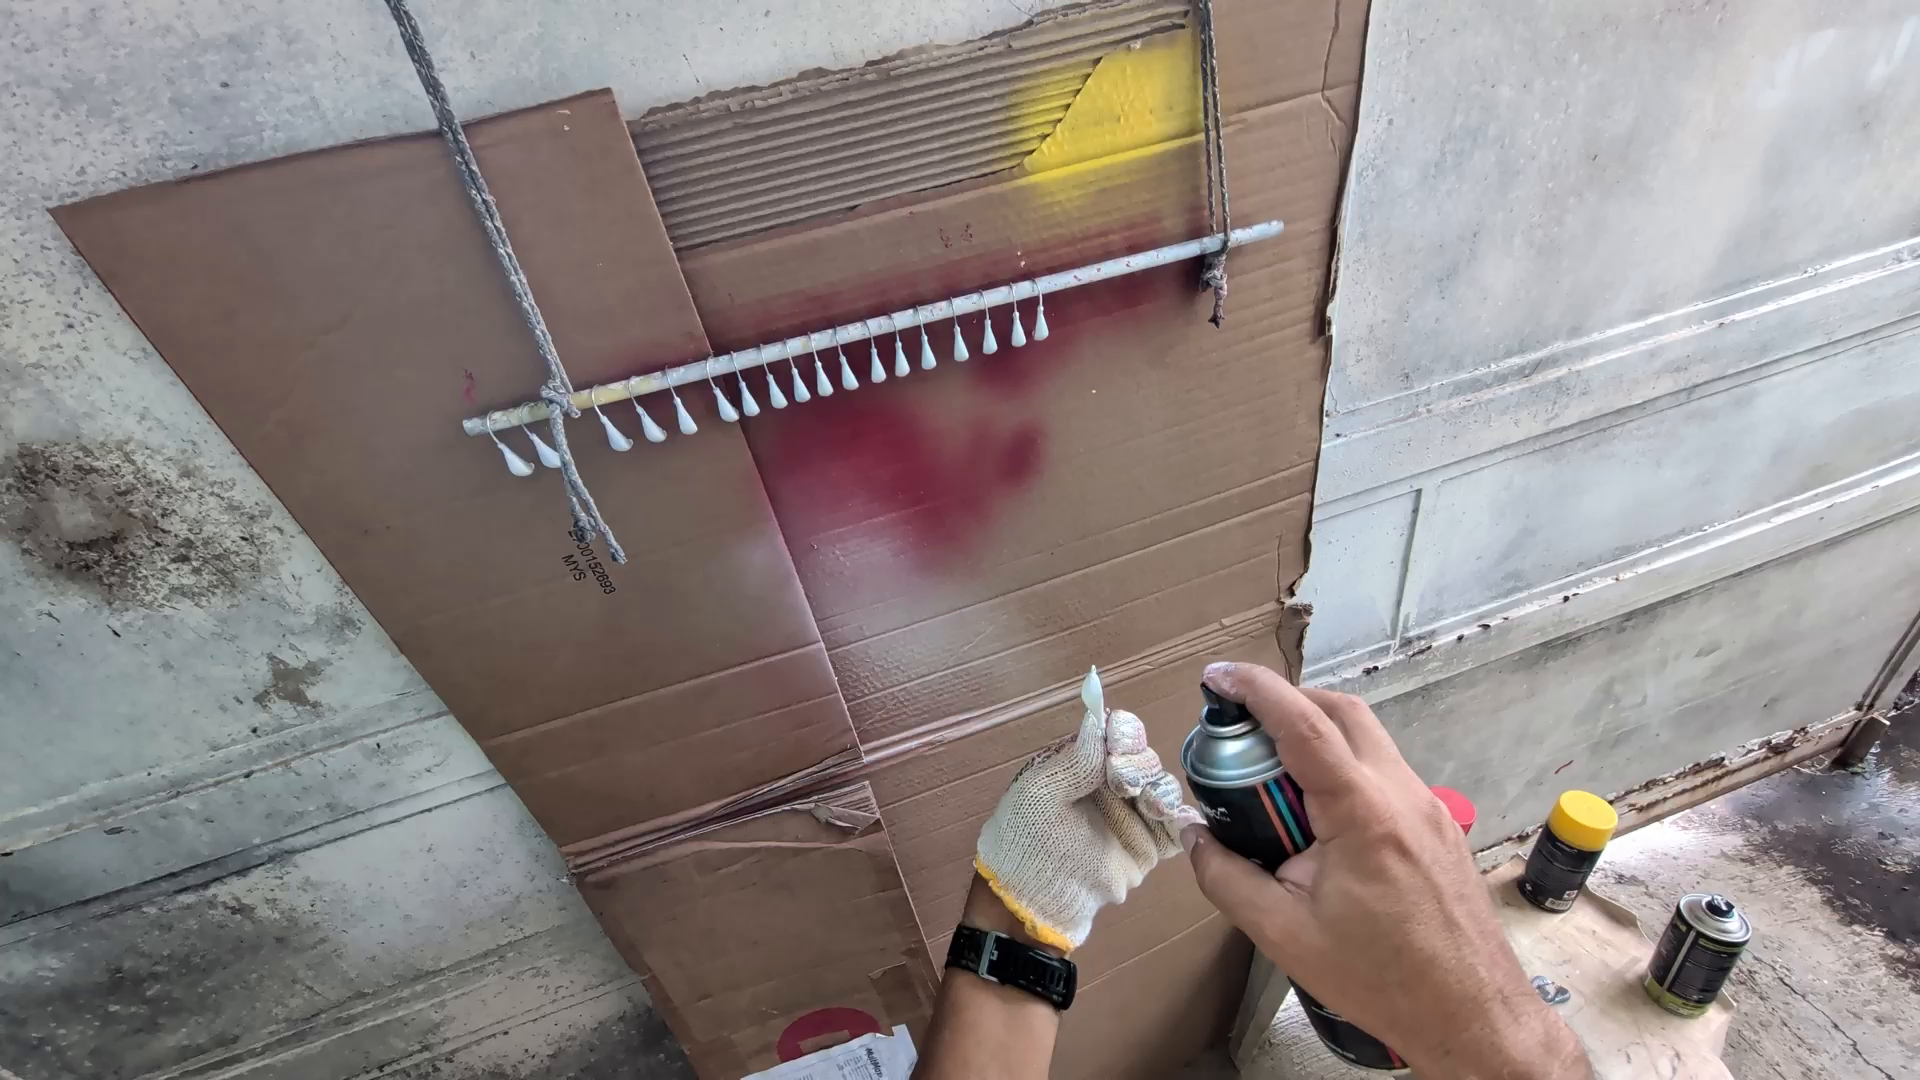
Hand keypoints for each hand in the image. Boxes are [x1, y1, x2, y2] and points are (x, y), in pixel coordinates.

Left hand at [975, 668, 1204, 951]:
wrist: (1031, 902)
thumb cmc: (1024, 839)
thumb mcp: (1040, 792)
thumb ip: (1076, 757)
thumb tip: (1098, 712)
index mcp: (1081, 762)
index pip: (1116, 732)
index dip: (1124, 732)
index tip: (1118, 744)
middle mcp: (1108, 783)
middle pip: (1143, 756)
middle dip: (1140, 762)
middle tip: (1123, 781)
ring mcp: (1130, 815)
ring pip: (1162, 786)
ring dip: (1161, 788)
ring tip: (1149, 803)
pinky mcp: (1147, 847)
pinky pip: (1175, 828)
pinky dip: (1181, 818)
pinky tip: (1175, 819)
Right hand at [1183, 662, 1590, 1078]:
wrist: (1480, 1023)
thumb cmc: (1382, 980)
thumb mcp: (1282, 933)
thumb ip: (1225, 876)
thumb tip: (1192, 833)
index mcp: (1363, 815)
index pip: (1305, 725)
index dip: (1255, 688)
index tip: (1216, 676)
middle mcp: (1401, 794)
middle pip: (1342, 711)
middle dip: (1286, 698)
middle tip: (1240, 718)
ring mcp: (1426, 805)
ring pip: (1366, 734)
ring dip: (1314, 727)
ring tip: (1270, 763)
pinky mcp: (1436, 823)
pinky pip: (1380, 765)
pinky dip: (1339, 759)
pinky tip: (1314, 806)